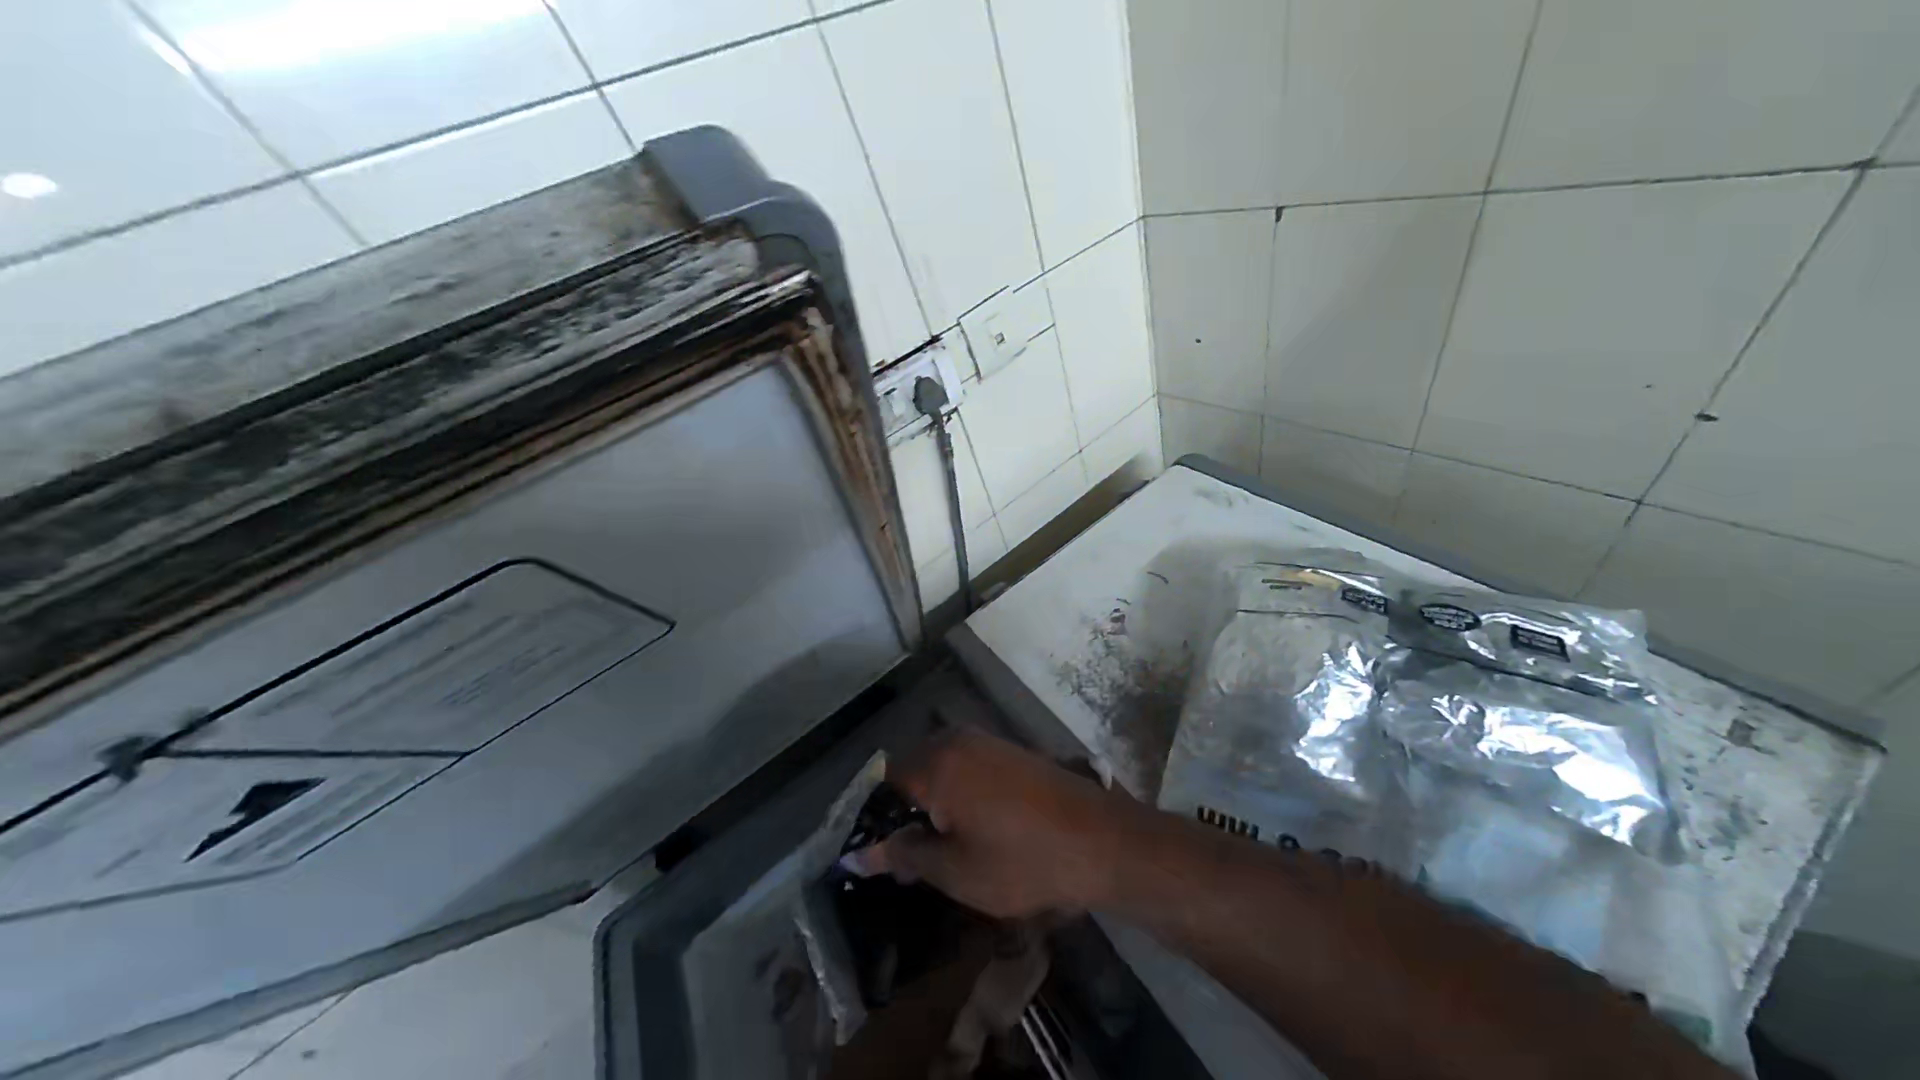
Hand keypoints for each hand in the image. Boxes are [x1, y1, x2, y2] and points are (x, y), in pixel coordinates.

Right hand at [850, 727, 1130, 918]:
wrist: (1103, 841)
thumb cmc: (1023, 861)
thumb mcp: (956, 870)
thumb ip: (904, 855)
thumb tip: (860, 854)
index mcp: (937, 763)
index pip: (882, 784)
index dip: (873, 822)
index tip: (876, 858)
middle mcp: (957, 740)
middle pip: (910, 772)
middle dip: (902, 813)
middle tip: (905, 860)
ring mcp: (987, 741)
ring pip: (939, 769)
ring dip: (930, 804)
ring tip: (938, 849)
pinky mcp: (1010, 751)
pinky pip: (965, 767)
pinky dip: (956, 794)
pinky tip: (970, 828)